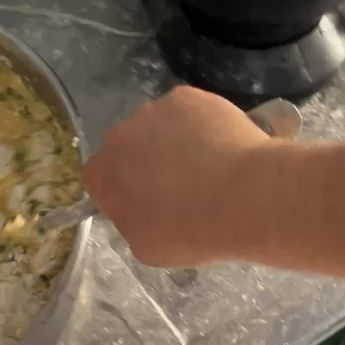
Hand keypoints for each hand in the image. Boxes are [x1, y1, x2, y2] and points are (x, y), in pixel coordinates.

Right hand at [83, 87, 274, 266]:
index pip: (100, 178)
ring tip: (209, 166)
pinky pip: (189, 112)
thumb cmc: (193, 232)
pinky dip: (202, 125)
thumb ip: (132, 223)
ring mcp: (154, 111)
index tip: (146, 202)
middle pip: (129, 147)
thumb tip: (142, 209)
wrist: (244, 197)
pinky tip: (223, 147)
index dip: (124, 189)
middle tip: (181, 185)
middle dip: (148, 162)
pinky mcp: (187, 97)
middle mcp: (120, 136)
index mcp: (102, 175)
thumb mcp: (148, 247)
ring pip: (160, 127)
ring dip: (176, 142)